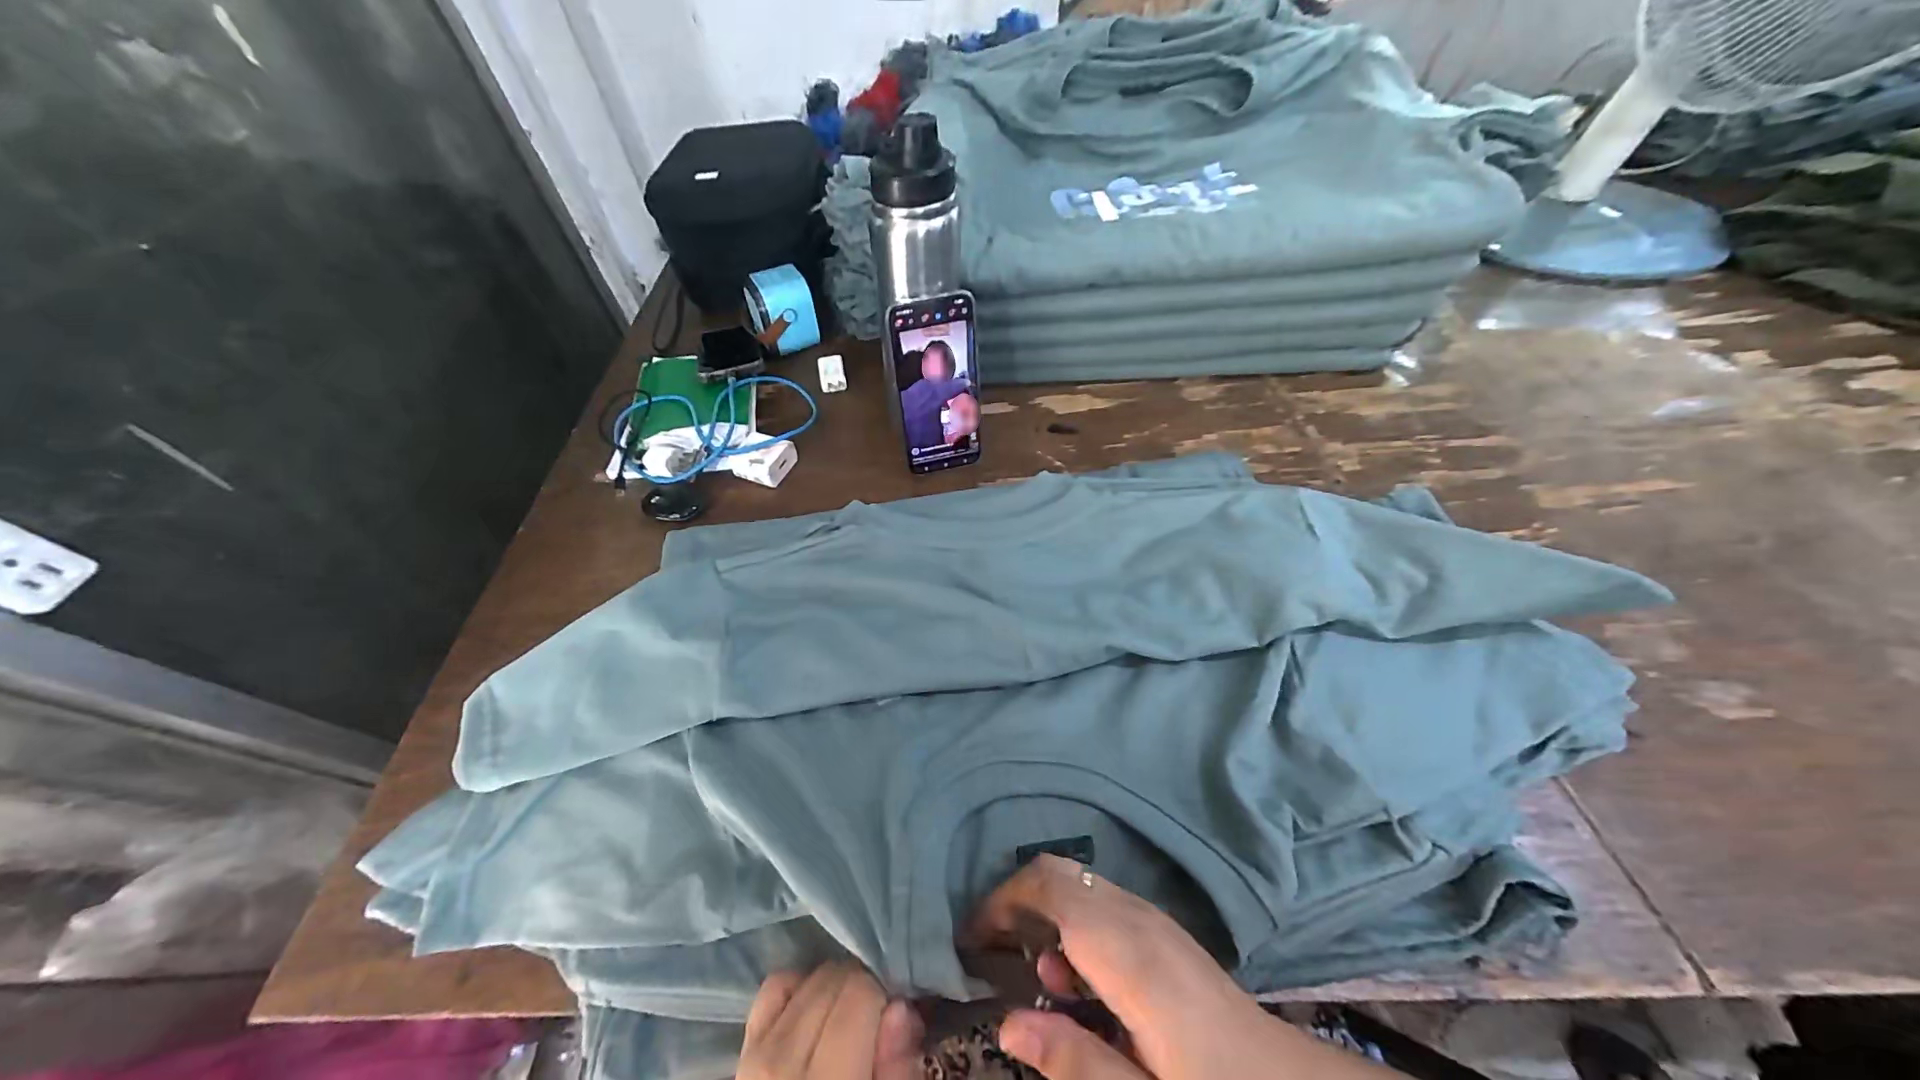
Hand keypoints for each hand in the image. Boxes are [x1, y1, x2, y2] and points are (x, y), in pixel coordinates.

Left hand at [739, 961, 924, 1079]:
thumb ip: (897, 1070)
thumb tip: (900, 1007)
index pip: (858, 994)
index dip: (888, 997)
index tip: (901, 1018)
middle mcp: (780, 1065)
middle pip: (833, 981)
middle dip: (865, 990)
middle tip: (882, 1023)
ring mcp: (753, 1060)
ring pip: (806, 980)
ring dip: (836, 989)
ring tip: (853, 1021)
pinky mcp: (741, 1057)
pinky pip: (774, 992)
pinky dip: (800, 989)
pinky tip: (818, 1012)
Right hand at [968, 856, 1404, 1079]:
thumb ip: (1075, 1060)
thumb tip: (1008, 1021)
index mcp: (1127, 951)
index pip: (1049, 885)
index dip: (1000, 901)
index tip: (969, 942)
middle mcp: (1136, 916)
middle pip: (1057, 873)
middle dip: (1012, 902)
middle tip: (987, 955)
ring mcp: (1153, 919)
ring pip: (1076, 885)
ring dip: (1039, 914)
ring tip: (1026, 975)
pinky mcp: (1161, 932)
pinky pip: (1098, 904)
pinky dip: (1066, 924)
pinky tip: (1072, 982)